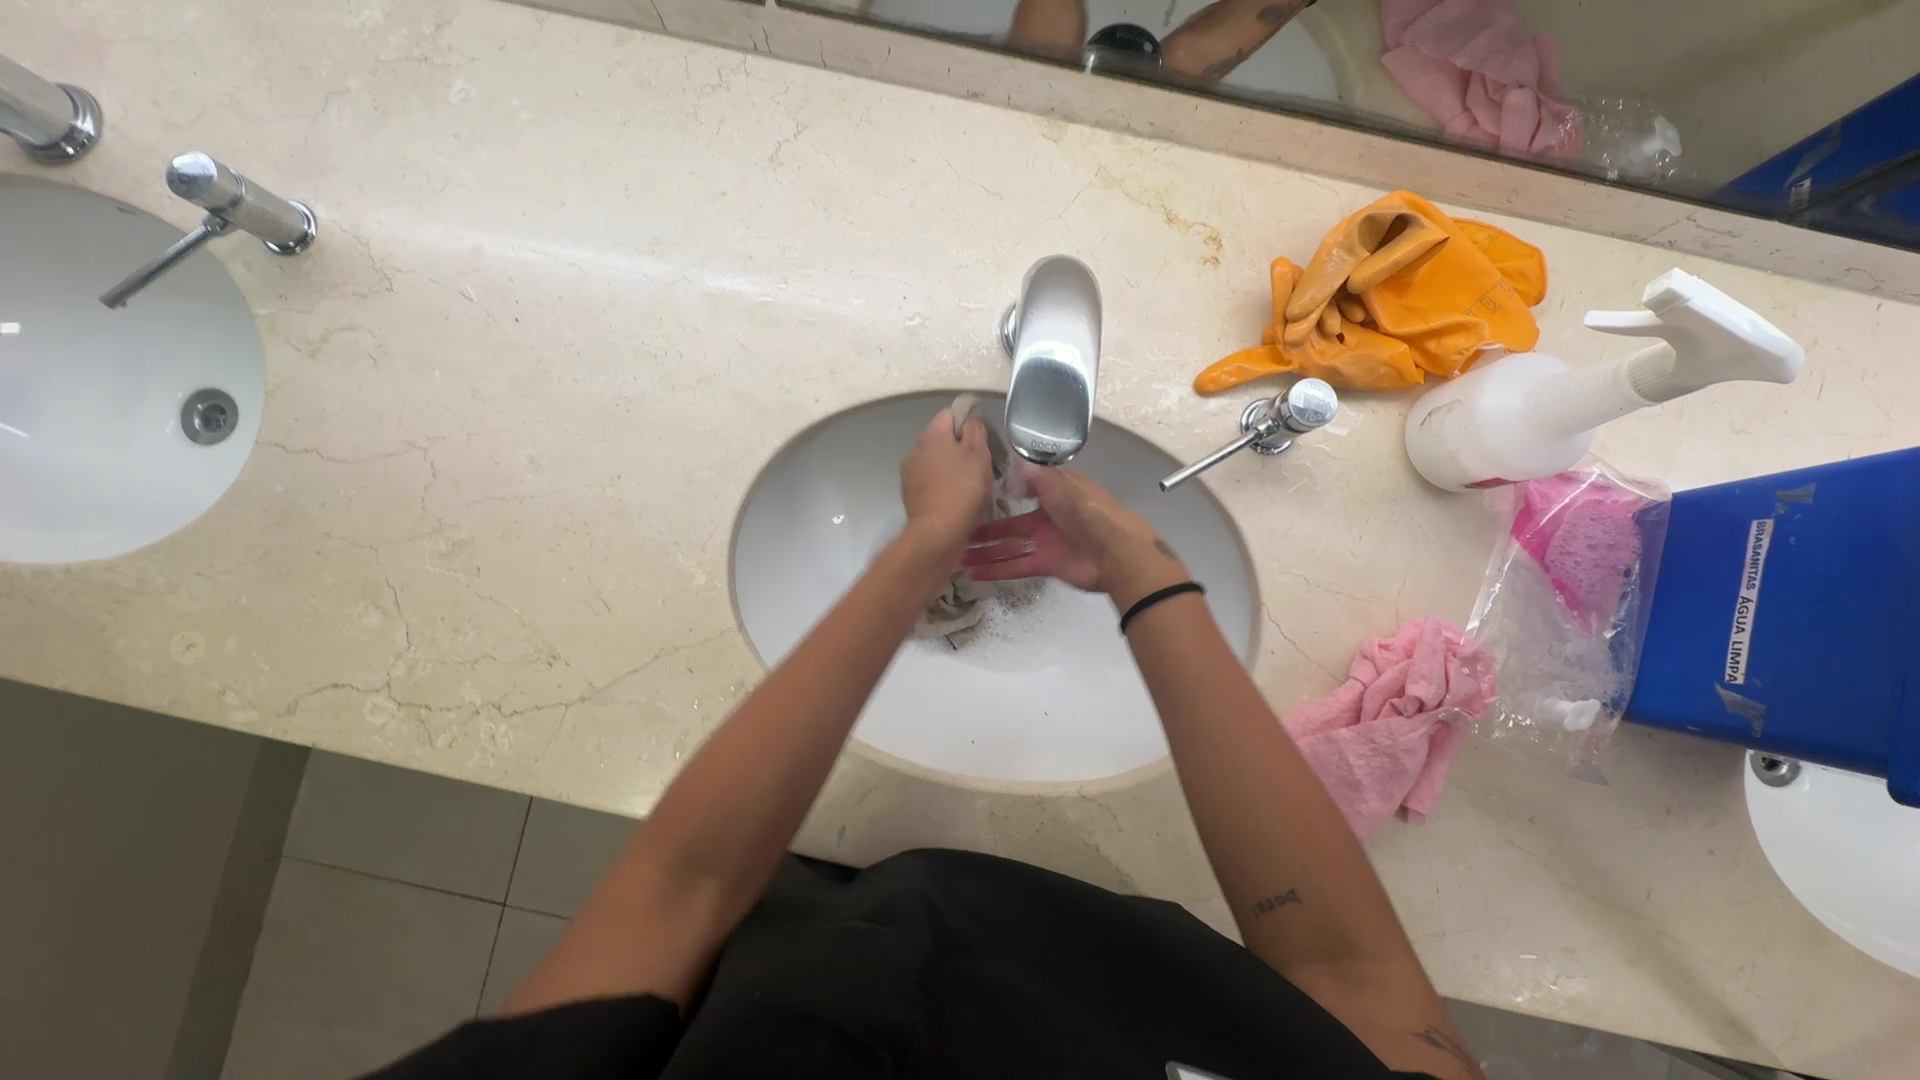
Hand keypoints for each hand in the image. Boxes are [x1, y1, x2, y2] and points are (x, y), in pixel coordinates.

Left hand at [899, 408, 993, 563]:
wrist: (938, 532)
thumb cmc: (963, 489)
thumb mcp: (979, 455)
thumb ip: (975, 431)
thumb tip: (970, 421)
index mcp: (932, 434)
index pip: (950, 414)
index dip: (968, 421)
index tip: (983, 439)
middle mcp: (916, 449)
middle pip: (942, 439)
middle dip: (960, 447)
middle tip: (981, 465)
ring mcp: (910, 473)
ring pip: (935, 461)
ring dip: (951, 468)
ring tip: (970, 485)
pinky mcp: (910, 494)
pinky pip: (930, 482)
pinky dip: (942, 485)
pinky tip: (956, 499)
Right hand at [962, 463, 1188, 607]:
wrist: (1115, 552)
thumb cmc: (1089, 512)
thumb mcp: (1062, 486)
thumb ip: (1037, 476)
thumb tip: (1015, 461)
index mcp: (1057, 493)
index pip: (1029, 489)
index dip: (1009, 490)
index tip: (985, 492)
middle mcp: (1049, 517)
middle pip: (1013, 522)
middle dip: (988, 528)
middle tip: (961, 530)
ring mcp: (1047, 542)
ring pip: (1010, 546)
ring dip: (987, 551)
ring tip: (959, 555)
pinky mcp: (1046, 564)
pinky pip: (1016, 565)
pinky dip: (996, 570)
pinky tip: (974, 572)